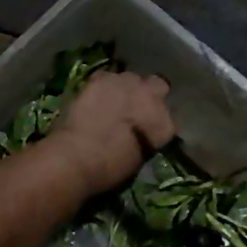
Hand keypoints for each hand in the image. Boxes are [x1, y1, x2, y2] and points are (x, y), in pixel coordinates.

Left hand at [43, 71, 174, 194]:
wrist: (80, 156)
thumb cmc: (110, 169)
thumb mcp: (139, 158)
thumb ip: (145, 138)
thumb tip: (138, 134)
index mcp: (165, 124)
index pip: (166, 116)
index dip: (153, 118)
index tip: (144, 124)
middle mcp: (152, 98)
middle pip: (156, 85)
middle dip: (145, 93)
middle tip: (130, 106)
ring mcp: (128, 83)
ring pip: (130, 78)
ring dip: (122, 87)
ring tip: (107, 100)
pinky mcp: (102, 78)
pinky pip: (105, 77)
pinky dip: (100, 85)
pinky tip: (91, 96)